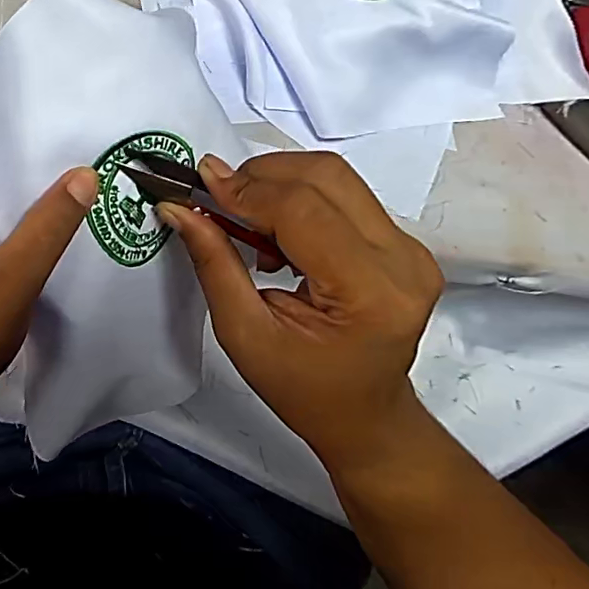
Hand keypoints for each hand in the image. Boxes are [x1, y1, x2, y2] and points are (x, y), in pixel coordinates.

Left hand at [0, 167, 98, 487]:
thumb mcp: (12, 279)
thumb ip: (50, 224)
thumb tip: (87, 171)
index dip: (46, 169)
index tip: (96, 164)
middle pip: (3, 194)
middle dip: (47, 200)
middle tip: (108, 193)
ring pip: (6, 223)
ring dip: (41, 230)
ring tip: (99, 220)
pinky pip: (0, 247)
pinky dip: (28, 254)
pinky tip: (68, 254)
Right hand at [158, 151, 442, 471]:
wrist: (364, 414)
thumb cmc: (304, 388)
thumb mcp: (243, 333)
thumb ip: (213, 262)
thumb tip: (179, 206)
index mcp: (370, 294)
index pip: (302, 210)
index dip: (246, 190)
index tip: (199, 184)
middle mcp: (402, 261)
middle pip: (324, 177)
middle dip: (260, 176)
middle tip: (218, 199)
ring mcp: (409, 246)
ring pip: (332, 175)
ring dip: (277, 181)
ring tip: (248, 220)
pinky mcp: (402, 239)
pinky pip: (341, 190)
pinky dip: (296, 193)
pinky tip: (276, 229)